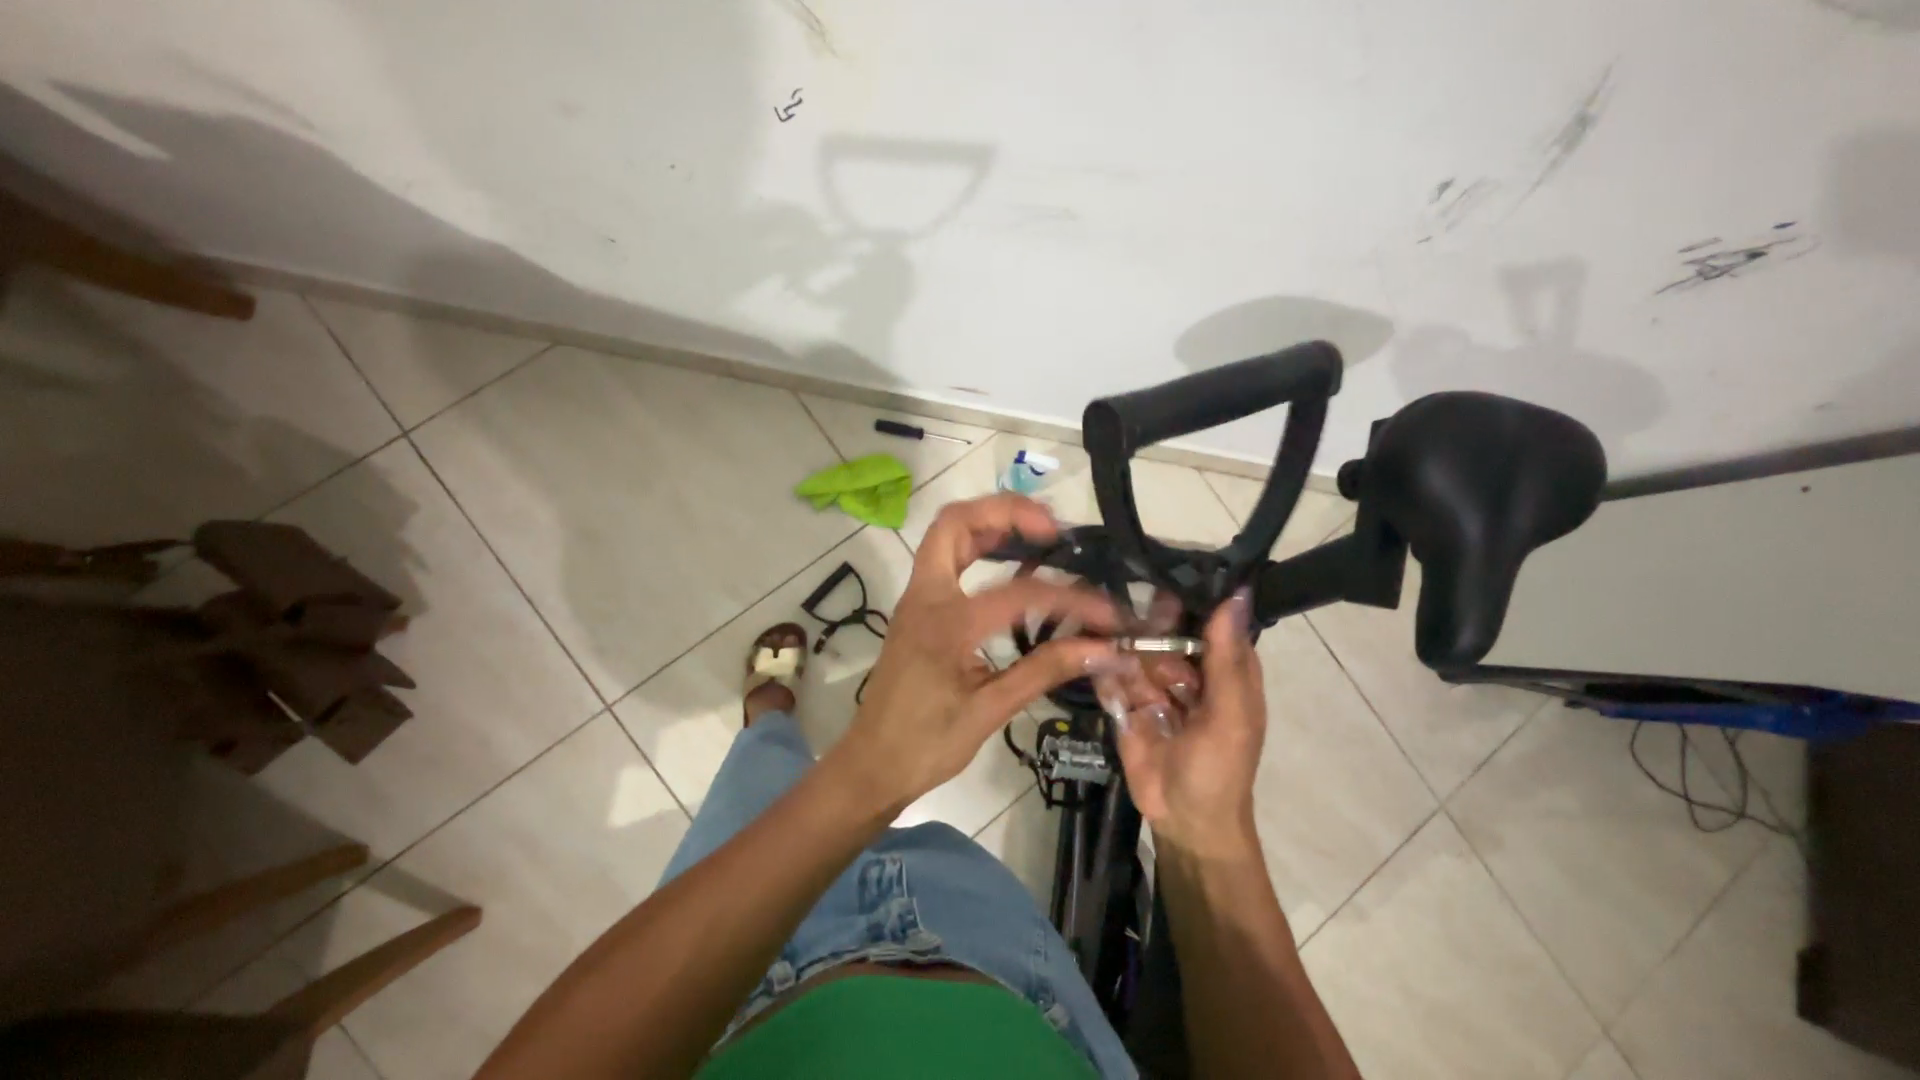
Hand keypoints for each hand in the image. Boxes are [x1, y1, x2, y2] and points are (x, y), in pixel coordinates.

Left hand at [828, 494, 1126, 810]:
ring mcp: (917, 601)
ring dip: (991, 525)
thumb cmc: (925, 745)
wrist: (871, 766)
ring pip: (947, 537)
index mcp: (945, 622)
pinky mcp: (918, 612)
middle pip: (956, 523)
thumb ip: (1044, 670)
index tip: (1108, 615)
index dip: (1071, 598)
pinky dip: (980, 550)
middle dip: (1006, 511)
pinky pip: (946, 561)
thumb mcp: (989, 711)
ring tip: (1040, 538)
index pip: (1020, 592)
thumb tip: (1103, 648)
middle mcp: (925, 597)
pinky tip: (1014, 570)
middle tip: (1053, 529)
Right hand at [1111, 590, 1266, 858]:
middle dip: (1148, 627)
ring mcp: (1157, 690)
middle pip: (1167, 634)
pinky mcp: (1127, 707)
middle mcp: (1190, 674)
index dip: (1190, 599)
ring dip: (1124, 650)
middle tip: (1123, 616)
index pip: (1210, 622)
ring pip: (1137, 654)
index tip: (1162, 573)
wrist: (1184, 822)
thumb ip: (1227, 656)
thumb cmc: (1219, 769)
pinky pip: (1114, 680)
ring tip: (1107, 645)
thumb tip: (1237, 594)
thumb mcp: (1230, 713)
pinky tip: (1097, 664)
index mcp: (1225, 671)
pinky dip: (1107, 674)